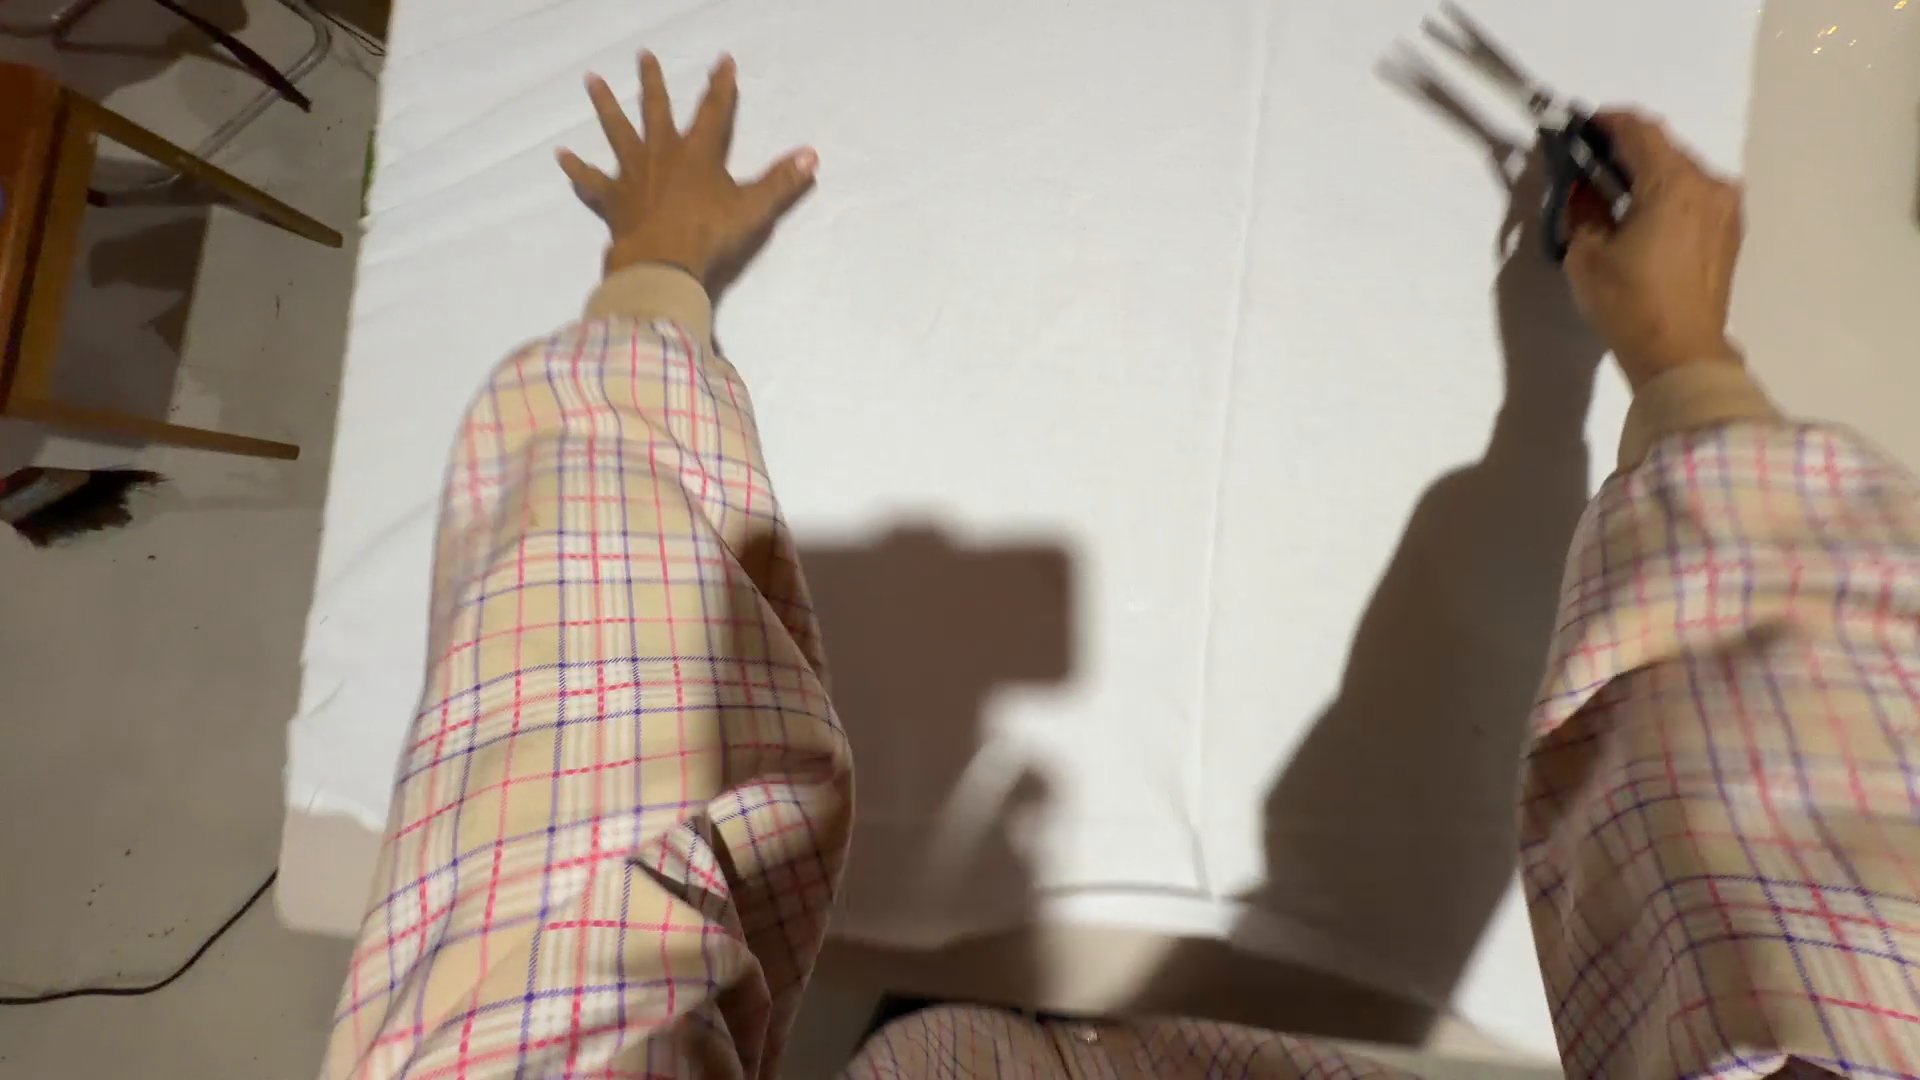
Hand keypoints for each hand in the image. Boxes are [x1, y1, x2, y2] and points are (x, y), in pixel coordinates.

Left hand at [558, 52, 816, 283]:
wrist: (663, 262)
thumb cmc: (710, 235)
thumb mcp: (754, 209)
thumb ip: (781, 182)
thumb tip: (811, 156)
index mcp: (697, 153)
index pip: (713, 112)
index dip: (721, 87)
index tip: (723, 61)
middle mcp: (662, 153)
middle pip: (655, 110)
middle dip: (652, 83)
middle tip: (643, 56)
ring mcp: (634, 174)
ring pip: (617, 132)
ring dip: (606, 106)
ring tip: (592, 81)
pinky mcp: (614, 199)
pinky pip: (592, 181)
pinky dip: (578, 170)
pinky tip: (562, 158)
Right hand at [1564, 111, 1743, 389]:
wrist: (1678, 346)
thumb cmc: (1625, 300)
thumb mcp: (1586, 256)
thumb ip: (1583, 213)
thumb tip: (1582, 189)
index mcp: (1674, 185)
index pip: (1642, 134)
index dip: (1612, 122)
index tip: (1585, 122)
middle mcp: (1709, 185)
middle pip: (1665, 152)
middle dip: (1627, 150)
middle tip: (1589, 159)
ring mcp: (1725, 207)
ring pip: (1679, 175)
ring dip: (1644, 175)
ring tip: (1609, 190)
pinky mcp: (1726, 231)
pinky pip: (1691, 197)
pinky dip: (1661, 195)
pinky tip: (1636, 215)